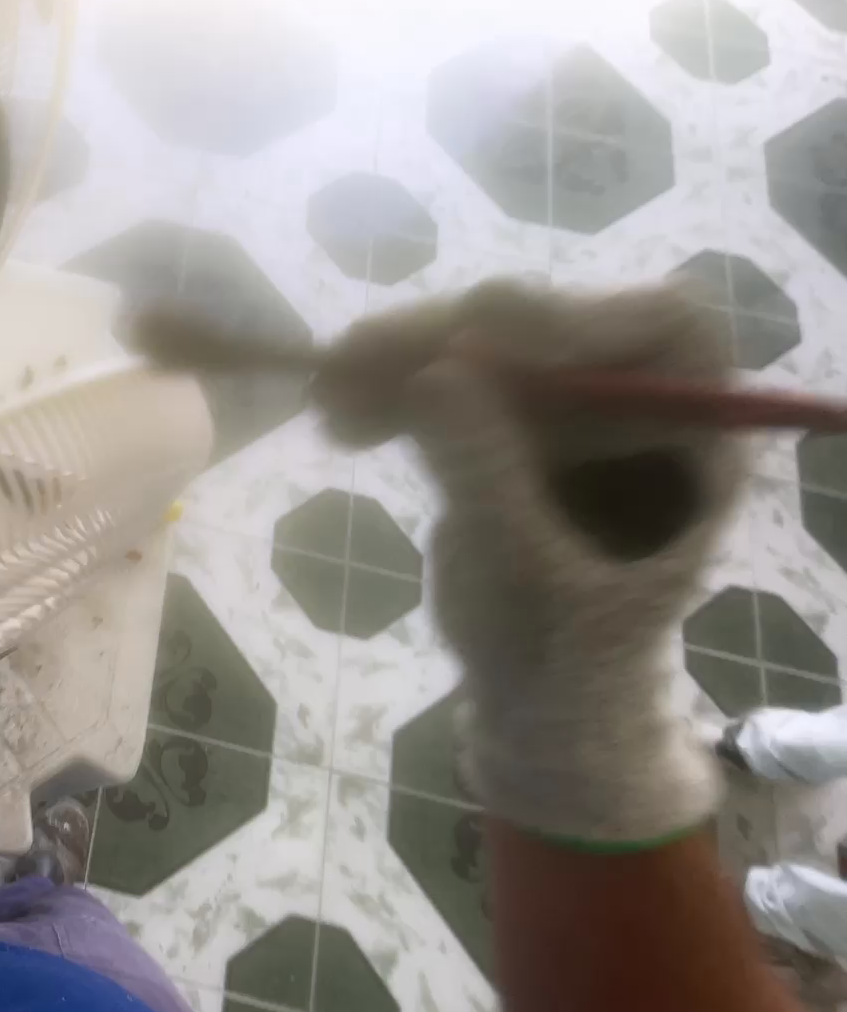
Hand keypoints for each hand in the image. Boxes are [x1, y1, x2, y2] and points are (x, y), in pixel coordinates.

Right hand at [318, 280, 746, 846]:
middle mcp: (628, 411)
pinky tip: (338, 421)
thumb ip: (486, 471)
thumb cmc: (559, 650)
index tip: (467, 338)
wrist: (536, 692)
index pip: (654, 332)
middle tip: (349, 358)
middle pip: (541, 334)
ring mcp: (555, 423)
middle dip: (441, 339)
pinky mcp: (494, 439)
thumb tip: (430, 374)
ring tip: (324, 394)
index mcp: (688, 438)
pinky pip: (438, 398)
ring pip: (476, 359)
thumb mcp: (523, 569)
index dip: (563, 319)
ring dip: (393, 367)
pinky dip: (384, 401)